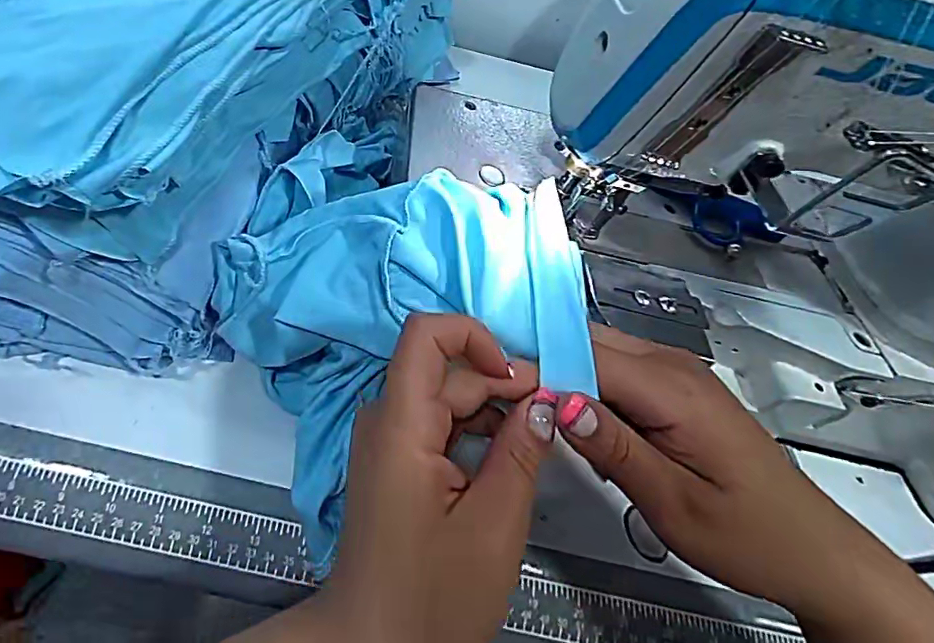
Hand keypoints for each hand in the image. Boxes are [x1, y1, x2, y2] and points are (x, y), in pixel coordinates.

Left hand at [232, 313, 552, 642]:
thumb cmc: (429, 599)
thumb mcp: (493, 527)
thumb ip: (522, 453)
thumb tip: (544, 404)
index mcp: (400, 423)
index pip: (425, 334)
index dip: (473, 336)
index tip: (516, 377)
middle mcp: (386, 418)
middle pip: (446, 370)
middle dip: (500, 384)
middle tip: (548, 415)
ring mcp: (387, 437)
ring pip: (445, 396)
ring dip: (491, 410)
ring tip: (533, 441)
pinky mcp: (393, 457)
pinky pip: (437, 422)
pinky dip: (474, 431)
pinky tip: (505, 457)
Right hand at [552, 325, 933, 642]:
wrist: (812, 548)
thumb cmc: (749, 534)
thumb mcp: (673, 504)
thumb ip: (614, 448)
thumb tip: (559, 401)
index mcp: (675, 390)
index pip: (589, 356)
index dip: (542, 364)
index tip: (503, 381)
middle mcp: (675, 365)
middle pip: (593, 343)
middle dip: (551, 362)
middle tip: (514, 395)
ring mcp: (679, 370)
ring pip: (605, 352)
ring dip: (571, 374)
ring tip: (544, 409)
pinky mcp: (679, 384)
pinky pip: (622, 368)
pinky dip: (594, 384)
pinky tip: (586, 419)